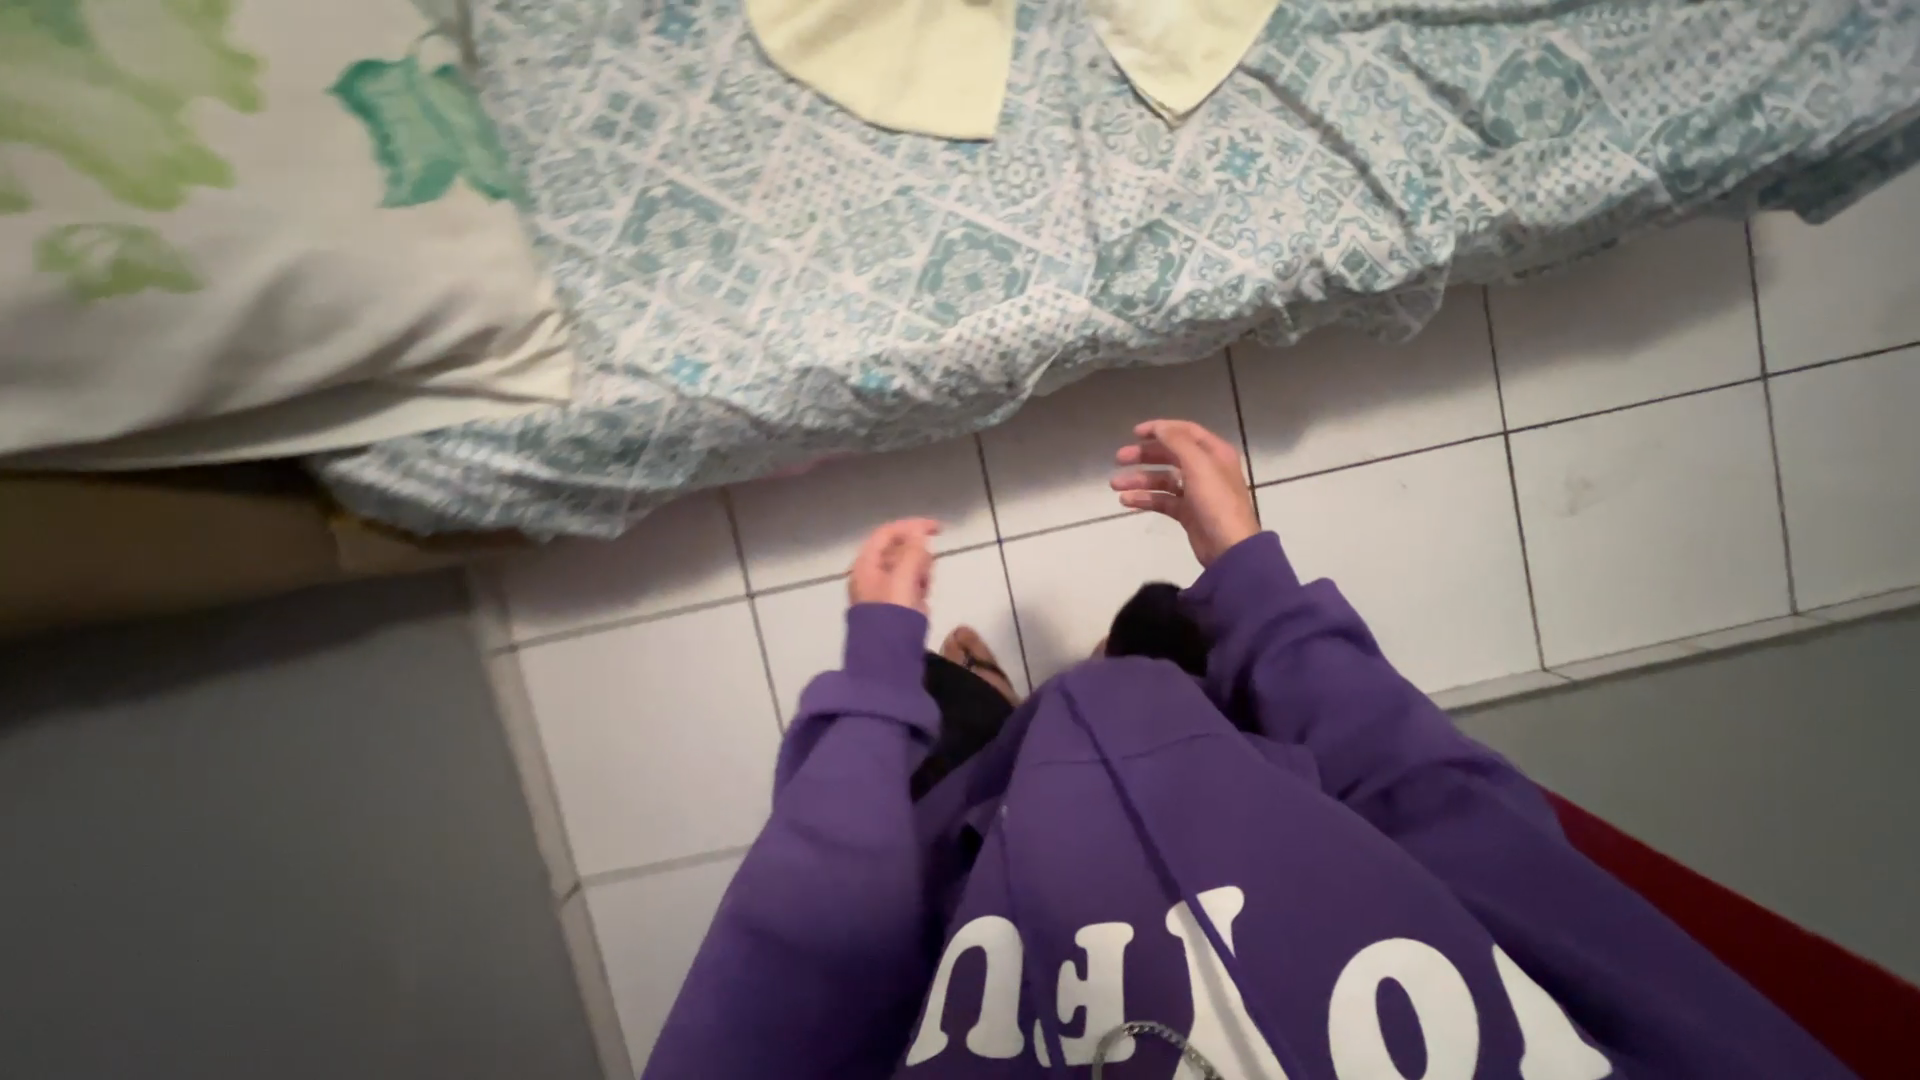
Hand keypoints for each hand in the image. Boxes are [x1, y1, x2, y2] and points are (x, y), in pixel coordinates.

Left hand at [848, 518, 939, 613]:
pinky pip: (909, 586)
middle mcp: (870, 574)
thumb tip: (918, 532)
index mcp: (866, 564)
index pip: (888, 533)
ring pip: (906, 568)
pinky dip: (918, 588)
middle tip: (926, 572)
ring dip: (919, 573)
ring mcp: (881, 591)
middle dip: (917, 556)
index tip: (938, 529)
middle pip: (898, 550)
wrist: (887, 656)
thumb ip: (912, 551)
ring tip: (923, 589)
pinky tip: (921, 601)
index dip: (912, 525)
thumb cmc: (893, 613)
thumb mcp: (903, 578)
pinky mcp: (893, 605)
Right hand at [1111, 419, 1258, 566]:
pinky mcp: (1186, 512)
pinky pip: (1162, 500)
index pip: (1184, 431)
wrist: (1228, 546)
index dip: (1159, 429)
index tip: (1134, 433)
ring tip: (1115, 485)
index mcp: (1213, 452)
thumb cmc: (1216, 501)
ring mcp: (1195, 491)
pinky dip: (1144, 499)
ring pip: (1162, 479)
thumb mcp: (1198, 465)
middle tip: (1118, 459)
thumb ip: (1177, 442)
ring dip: (1139, 480)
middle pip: (1169, 455)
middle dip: (1143, 456)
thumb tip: (1158, 427)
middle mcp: (1205, 468)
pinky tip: (1126, 501)